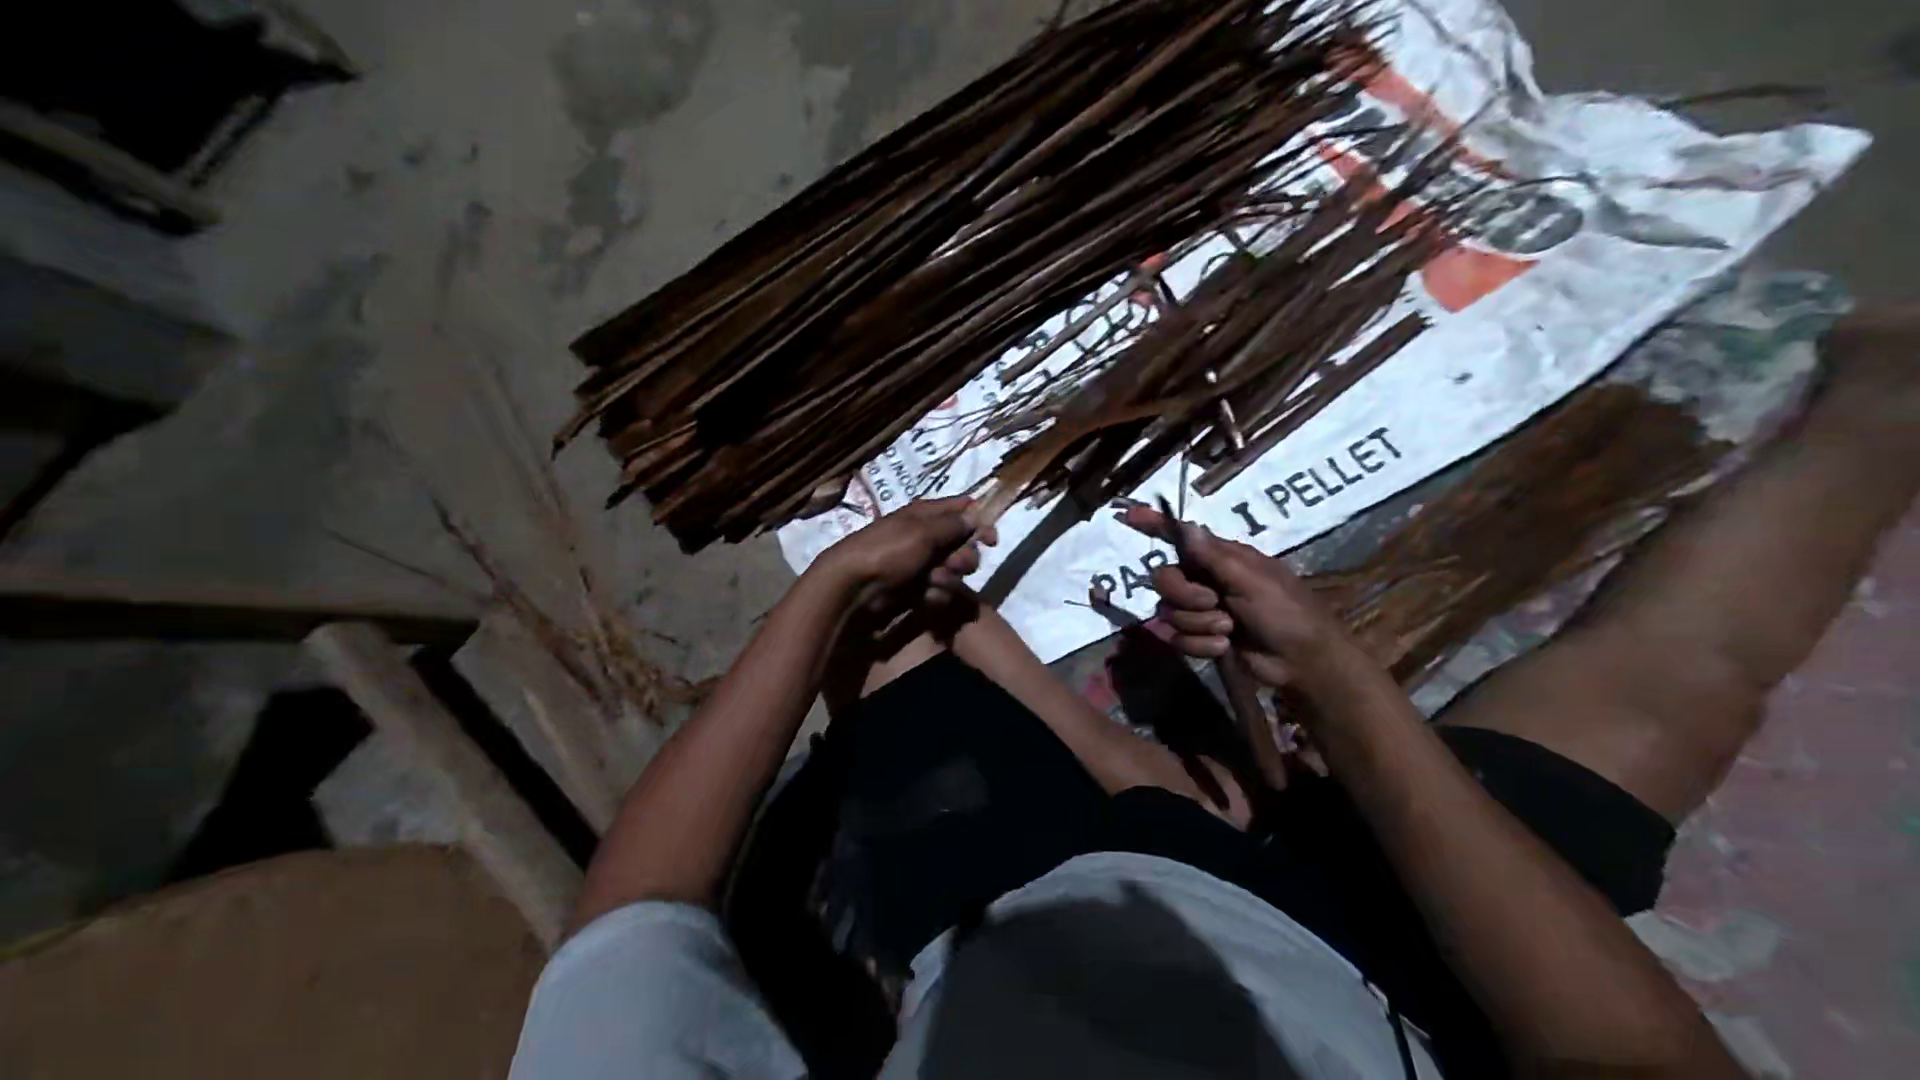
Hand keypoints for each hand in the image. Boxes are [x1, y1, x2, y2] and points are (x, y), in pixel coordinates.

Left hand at [815, 496, 996, 610]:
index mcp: (926, 515)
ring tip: (933, 582)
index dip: (980, 522)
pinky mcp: (918, 586)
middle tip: (954, 565)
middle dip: (964, 557)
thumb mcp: (923, 532)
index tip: (992, 540)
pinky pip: (941, 589)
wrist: (854, 586)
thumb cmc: (887, 551)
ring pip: (954, 570)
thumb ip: (954, 524)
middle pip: (963, 544)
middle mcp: (927, 536)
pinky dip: (936, 593)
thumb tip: (977, 513)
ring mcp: (922, 562)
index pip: (963, 509)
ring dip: (949, 578)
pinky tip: (926, 596)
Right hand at [1120, 504, 1351, 687]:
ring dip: (1199, 625)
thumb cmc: (1285, 611)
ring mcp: (1201, 610)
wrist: (1301, 660)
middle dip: (1185, 596)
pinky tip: (1224, 647)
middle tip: (1213, 603)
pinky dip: (1201, 645)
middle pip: (1164, 580)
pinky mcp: (1200, 637)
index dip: (1154, 525)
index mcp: (1219, 558)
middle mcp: (1204, 581)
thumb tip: (1185, 525)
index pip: (1179, 536)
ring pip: (1170, 612)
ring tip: (1229, 630)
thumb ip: (1212, 555)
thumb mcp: (1251, 579)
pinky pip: (1177, 638)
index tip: (1128, 516)